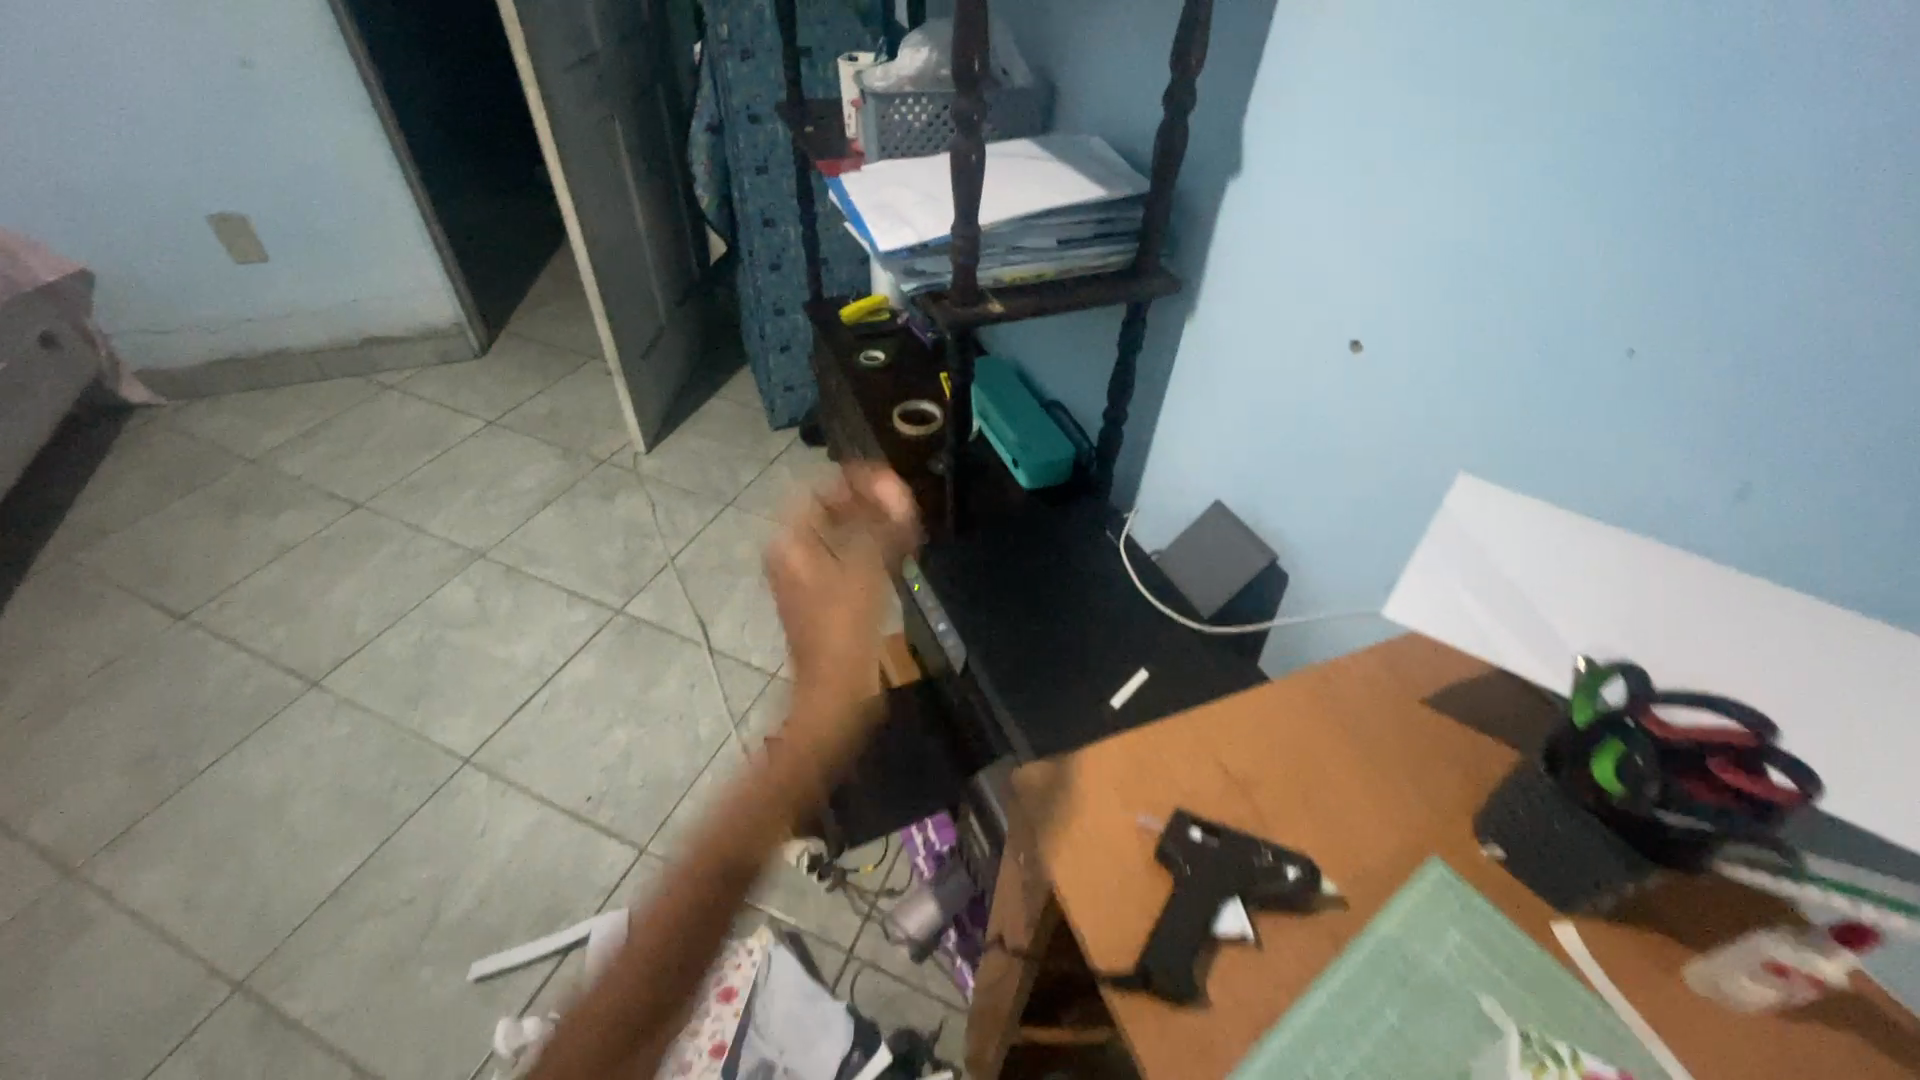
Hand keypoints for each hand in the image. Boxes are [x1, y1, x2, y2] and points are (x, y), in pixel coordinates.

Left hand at [764, 463, 919, 719]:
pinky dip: (876, 550)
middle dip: (870, 502)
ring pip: (845, 536)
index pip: (820, 491)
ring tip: (909, 521)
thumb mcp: (866, 569)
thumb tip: (898, 491)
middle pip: (832, 513)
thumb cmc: (844, 631)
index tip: (892, 480)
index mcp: (791, 543)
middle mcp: (795, 556)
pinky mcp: (831, 599)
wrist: (837, 697)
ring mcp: (812, 579)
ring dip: (876, 525)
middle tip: (906, 500)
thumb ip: (884, 524)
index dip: (856, 480)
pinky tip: (903, 550)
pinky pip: (853, 560)